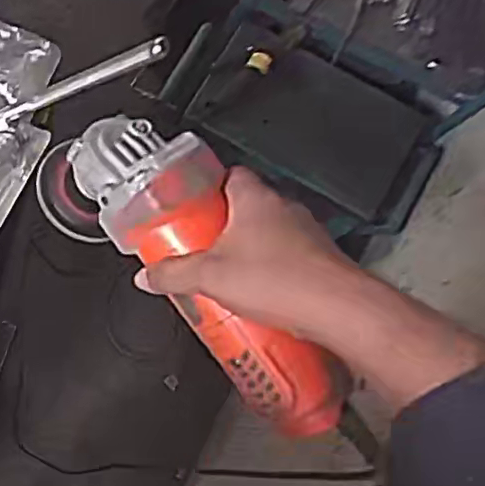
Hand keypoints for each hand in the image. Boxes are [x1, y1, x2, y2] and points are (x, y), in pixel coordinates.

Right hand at [133, 167, 373, 343]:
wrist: (334, 309)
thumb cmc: (283, 280)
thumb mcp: (208, 277)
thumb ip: (172, 274)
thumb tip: (149, 275)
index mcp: (256, 200)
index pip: (229, 176)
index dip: (205, 188)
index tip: (186, 205)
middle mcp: (283, 211)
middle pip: (241, 210)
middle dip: (215, 229)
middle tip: (192, 249)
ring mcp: (302, 235)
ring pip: (261, 236)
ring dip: (238, 253)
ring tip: (216, 277)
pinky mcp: (313, 260)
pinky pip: (279, 260)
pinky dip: (260, 273)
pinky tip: (246, 296)